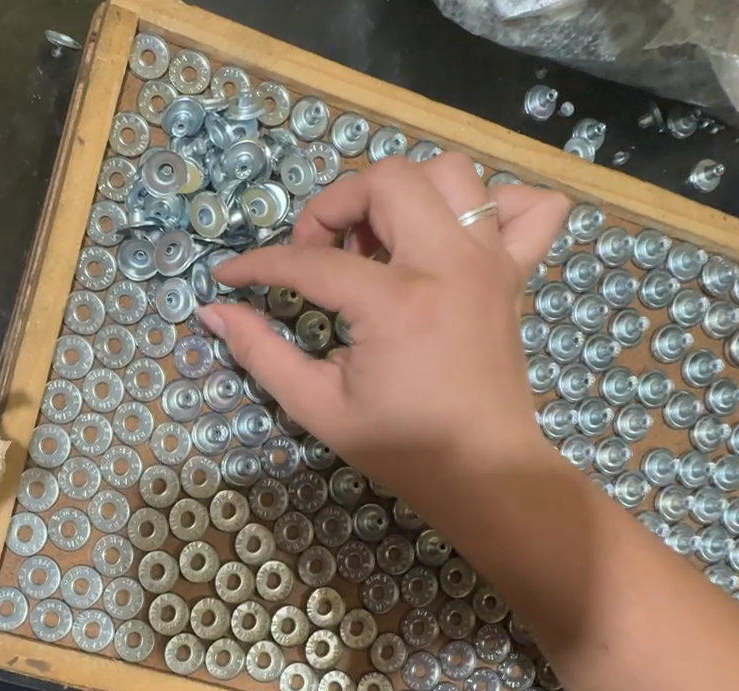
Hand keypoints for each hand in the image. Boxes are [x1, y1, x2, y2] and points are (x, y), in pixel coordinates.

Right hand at [197, 154, 570, 509]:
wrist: (478, 467)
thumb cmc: (394, 442)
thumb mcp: (313, 404)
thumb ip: (260, 352)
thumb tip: (214, 312)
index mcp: (396, 303)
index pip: (311, 262)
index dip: (258, 265)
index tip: (229, 276)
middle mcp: (450, 263)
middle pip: (389, 180)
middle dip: (334, 205)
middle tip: (314, 254)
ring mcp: (491, 261)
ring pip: (452, 174)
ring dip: (400, 196)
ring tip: (374, 244)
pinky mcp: (515, 271)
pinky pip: (524, 205)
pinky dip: (485, 206)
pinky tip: (446, 241)